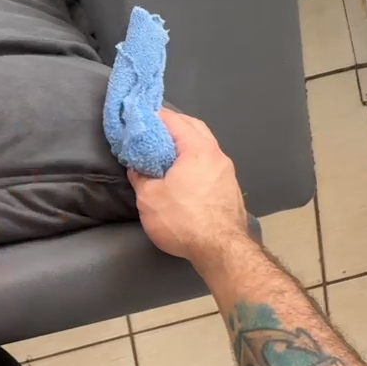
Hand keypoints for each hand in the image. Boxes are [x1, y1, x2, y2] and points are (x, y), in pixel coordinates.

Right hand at [128, 109, 250, 265]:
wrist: (220, 249)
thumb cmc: (182, 219)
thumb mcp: (149, 198)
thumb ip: (140, 176)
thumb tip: (136, 166)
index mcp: (197, 148)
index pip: (175, 120)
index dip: (155, 116)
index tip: (139, 118)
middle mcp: (216, 154)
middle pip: (194, 128)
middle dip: (173, 125)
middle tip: (152, 131)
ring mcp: (226, 171)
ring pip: (204, 146)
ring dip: (186, 144)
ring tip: (166, 152)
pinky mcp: (229, 188)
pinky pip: (209, 164)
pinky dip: (194, 160)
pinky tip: (184, 173)